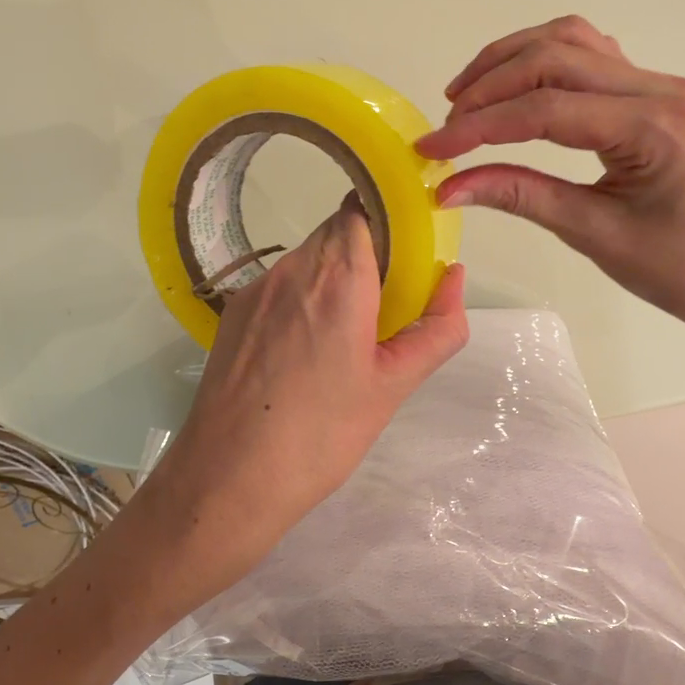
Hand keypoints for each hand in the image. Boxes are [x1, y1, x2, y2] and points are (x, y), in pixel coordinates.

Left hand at [139, 198, 467, 586]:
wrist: (229, 476)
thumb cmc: (321, 434)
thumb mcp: (393, 386)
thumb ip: (436, 328)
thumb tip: (455, 277)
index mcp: (337, 277)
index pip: (361, 207)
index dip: (387, 219)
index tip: (408, 252)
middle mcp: (291, 269)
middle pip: (334, 232)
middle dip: (366, 253)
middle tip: (388, 302)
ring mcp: (255, 289)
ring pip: (304, 258)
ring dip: (331, 277)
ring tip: (346, 334)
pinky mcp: (232, 313)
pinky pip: (277, 286)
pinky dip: (299, 299)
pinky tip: (303, 351)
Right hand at [415, 15, 684, 335]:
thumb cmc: (675, 268)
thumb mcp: (591, 233)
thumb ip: (519, 196)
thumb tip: (447, 186)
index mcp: (655, 128)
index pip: (546, 108)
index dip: (479, 126)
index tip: (431, 148)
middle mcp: (661, 89)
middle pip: (554, 58)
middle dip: (488, 87)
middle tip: (446, 127)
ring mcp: (659, 83)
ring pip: (569, 40)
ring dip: (509, 61)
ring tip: (466, 98)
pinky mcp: (650, 89)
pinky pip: (588, 53)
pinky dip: (539, 61)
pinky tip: (511, 88)